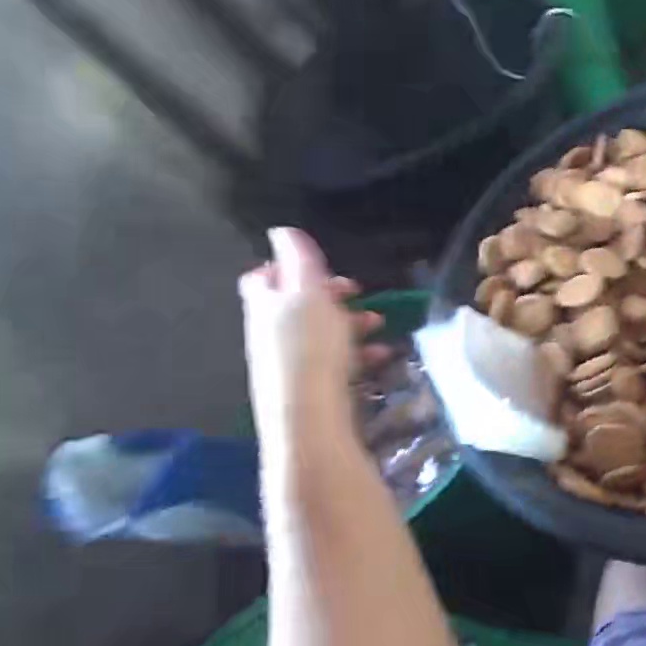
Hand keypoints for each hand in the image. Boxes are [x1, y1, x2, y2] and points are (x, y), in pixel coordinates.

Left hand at [240, 228, 388, 439]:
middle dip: (332, 296)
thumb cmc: (310, 346)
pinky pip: (336, 361)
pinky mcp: (311, 387)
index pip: (264, 277)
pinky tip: (382, 356)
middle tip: (359, 294)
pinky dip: (359, 354)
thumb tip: (282, 230)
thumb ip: (300, 261)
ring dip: (352, 324)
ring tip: (380, 326)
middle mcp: (270, 332)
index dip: (288, 268)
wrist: (309, 415)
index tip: (319, 269)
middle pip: (297, 305)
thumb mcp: (308, 294)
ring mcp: (289, 362)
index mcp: (265, 305)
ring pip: (321, 333)